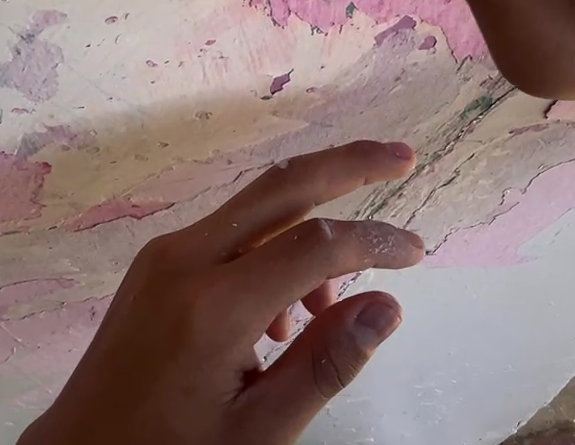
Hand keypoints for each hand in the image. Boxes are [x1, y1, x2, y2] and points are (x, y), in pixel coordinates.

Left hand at [19, 140, 425, 444]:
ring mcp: (167, 251)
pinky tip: (287, 309)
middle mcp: (186, 257)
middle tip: (401, 157)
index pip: (314, 244)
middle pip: (283, 184)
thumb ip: (325, 366)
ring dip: (311, 217)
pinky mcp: (158, 259)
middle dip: (348, 164)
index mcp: (213, 306)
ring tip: (333, 297)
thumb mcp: (257, 435)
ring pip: (258, 204)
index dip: (374, 239)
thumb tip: (387, 306)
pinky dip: (274, 245)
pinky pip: (232, 231)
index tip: (416, 252)